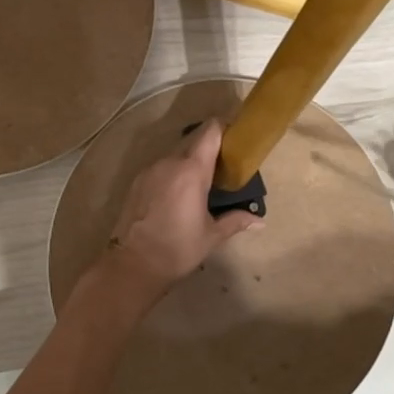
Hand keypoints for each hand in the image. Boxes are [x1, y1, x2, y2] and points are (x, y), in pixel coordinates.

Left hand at [102, 119, 261, 297]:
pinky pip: (161, 169)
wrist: (132, 265)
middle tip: (224, 167)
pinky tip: (179, 195)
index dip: (224, 128)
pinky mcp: (136, 182)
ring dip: (189, 164)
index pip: (210, 133)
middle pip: (193, 143)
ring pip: (175, 156)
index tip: (236, 136)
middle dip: (209, 150)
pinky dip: (173, 175)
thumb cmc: (177, 249)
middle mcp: (169, 163)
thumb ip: (235, 221)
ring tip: (202, 184)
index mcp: (191, 171)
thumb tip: (260, 221)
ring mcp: (149, 171)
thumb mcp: (211, 236)